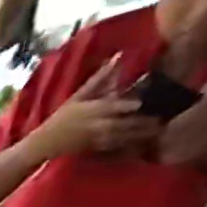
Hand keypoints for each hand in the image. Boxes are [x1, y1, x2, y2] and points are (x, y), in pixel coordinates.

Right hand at [28, 55, 159, 159]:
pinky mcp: (95, 149)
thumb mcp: (78, 95)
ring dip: (139, 135)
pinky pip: (115, 147)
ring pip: (121, 137)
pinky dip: (128, 146)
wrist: (46, 143)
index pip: (112, 107)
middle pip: (121, 124)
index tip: (143, 103)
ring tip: (156, 132)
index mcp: (91, 110)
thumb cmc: (62, 117)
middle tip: (161, 120)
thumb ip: (99, 78)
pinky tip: (140, 144)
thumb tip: (117, 57)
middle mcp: (95, 125)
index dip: (127, 106)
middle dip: (141, 123)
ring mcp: (96, 139)